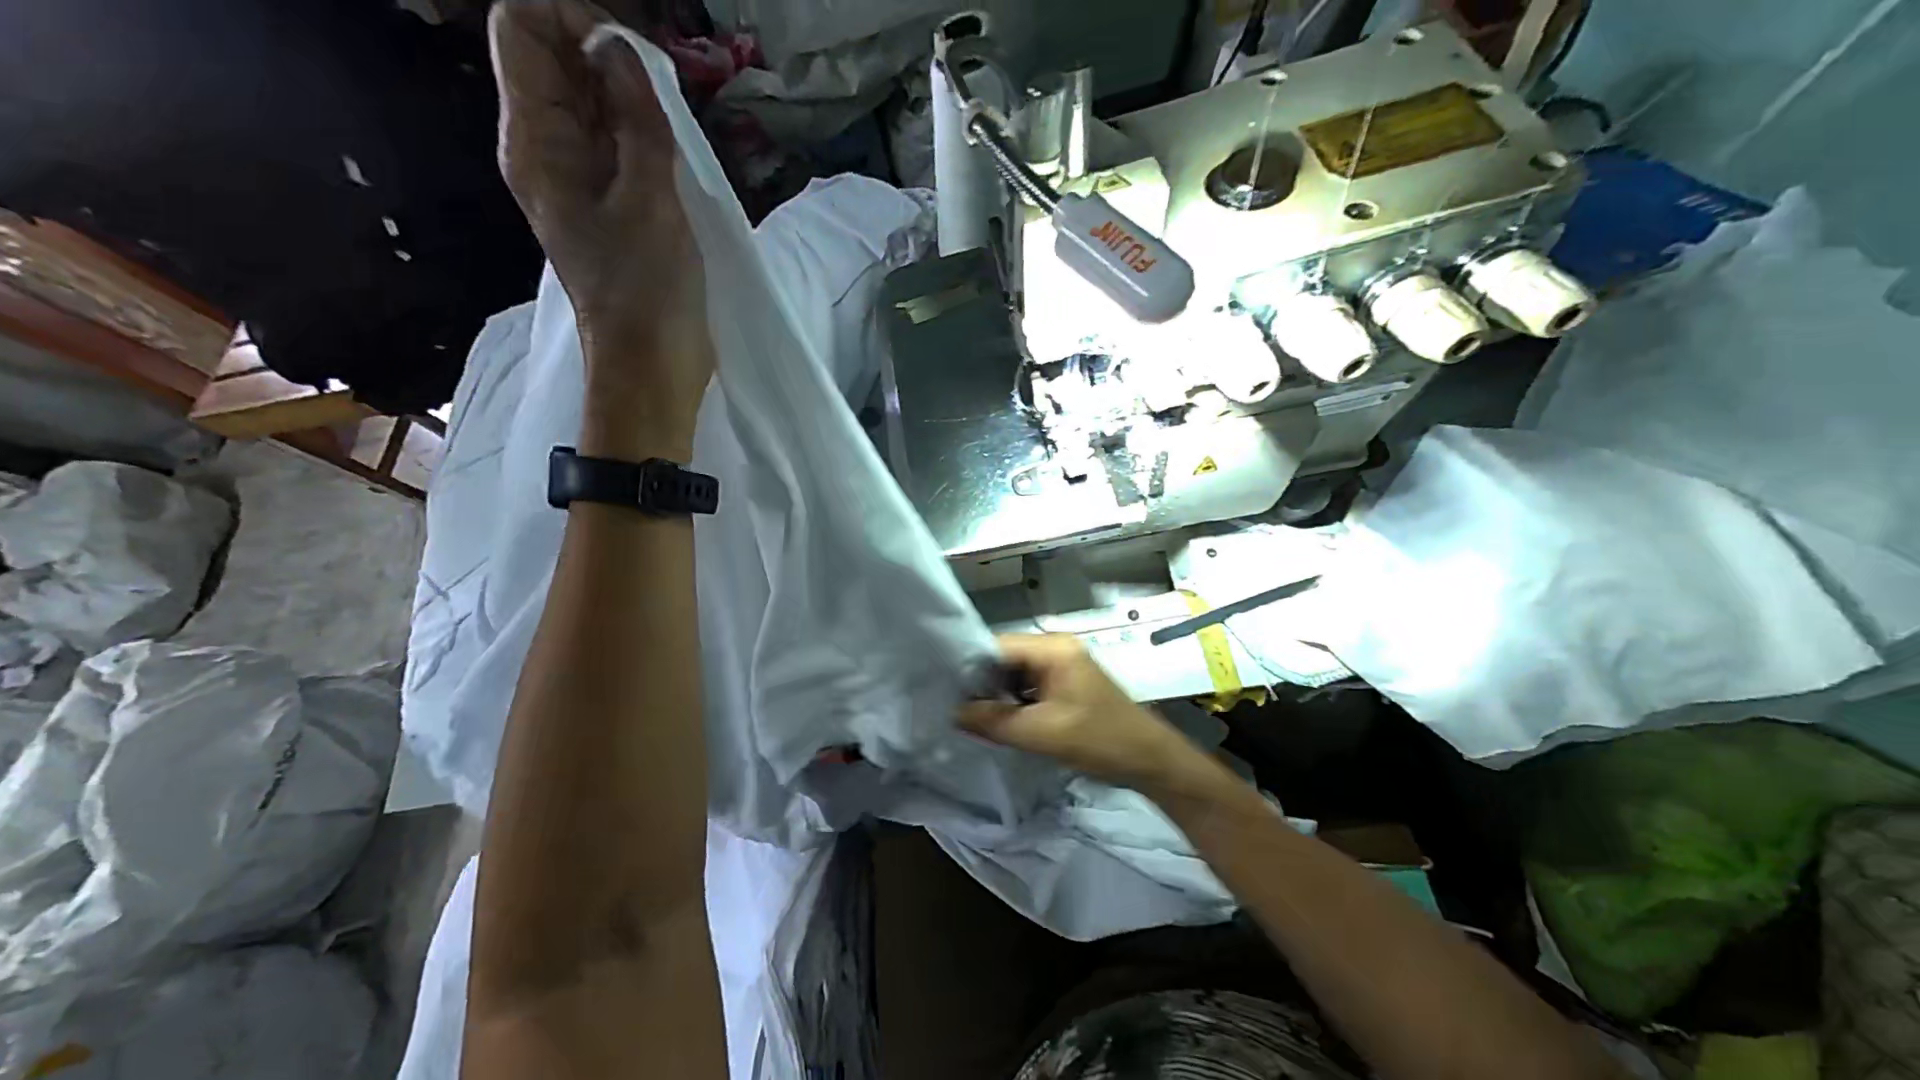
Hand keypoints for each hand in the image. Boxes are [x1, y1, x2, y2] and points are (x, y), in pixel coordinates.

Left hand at [489, 0, 712, 450]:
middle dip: (608, 56)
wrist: (651, 367)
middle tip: (664, 95)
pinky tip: (673, 150)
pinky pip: (613, 142)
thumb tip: (621, 48)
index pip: (523, 31)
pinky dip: (641, 131)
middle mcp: (544, 150)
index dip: (572, 19)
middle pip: (555, 60)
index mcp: (534, 143)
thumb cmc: (647, 288)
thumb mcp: (650, 196)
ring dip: (631, 96)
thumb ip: (637, 116)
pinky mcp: (606, 203)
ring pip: (588, 101)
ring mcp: (575, 178)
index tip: (633, 57)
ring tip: (674, 126)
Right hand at [959, 634, 1218, 795]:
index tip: (940, 686)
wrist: (1151, 762)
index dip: (967, 665)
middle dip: (979, 682)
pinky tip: (994, 721)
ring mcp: (1062, 667)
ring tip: (965, 714)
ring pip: (1014, 675)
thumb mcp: (1041, 733)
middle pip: (1003, 658)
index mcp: (1053, 648)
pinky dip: (1012, 703)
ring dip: (995, 695)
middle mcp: (1055, 649)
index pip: (996, 645)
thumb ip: (993, 721)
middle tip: (948, 704)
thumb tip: (952, 712)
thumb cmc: (1100, 740)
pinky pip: (1028, 687)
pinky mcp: (1065, 686)